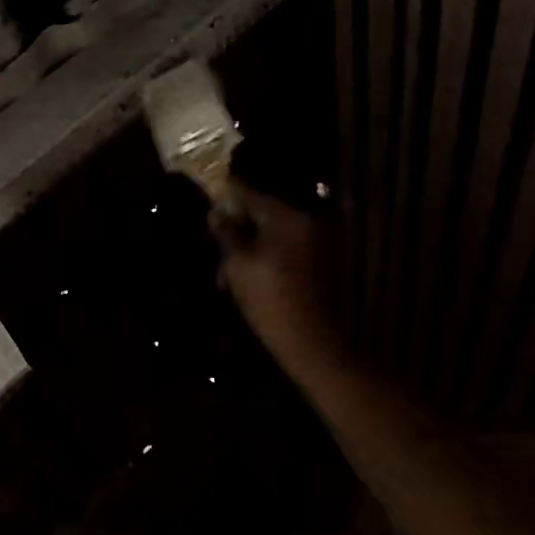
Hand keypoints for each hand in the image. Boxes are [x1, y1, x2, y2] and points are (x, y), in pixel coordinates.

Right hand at [209, 182, 341, 354]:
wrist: (314, 343)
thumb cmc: (270, 297)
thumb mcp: (237, 262)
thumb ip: (226, 232)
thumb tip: (216, 214)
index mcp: (289, 216)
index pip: (249, 191)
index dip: (226, 194)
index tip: (209, 196)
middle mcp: (310, 221)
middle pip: (264, 210)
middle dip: (239, 223)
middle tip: (217, 237)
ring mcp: (321, 241)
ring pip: (275, 230)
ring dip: (252, 241)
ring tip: (229, 265)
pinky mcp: (325, 261)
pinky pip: (290, 245)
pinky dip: (269, 253)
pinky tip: (249, 273)